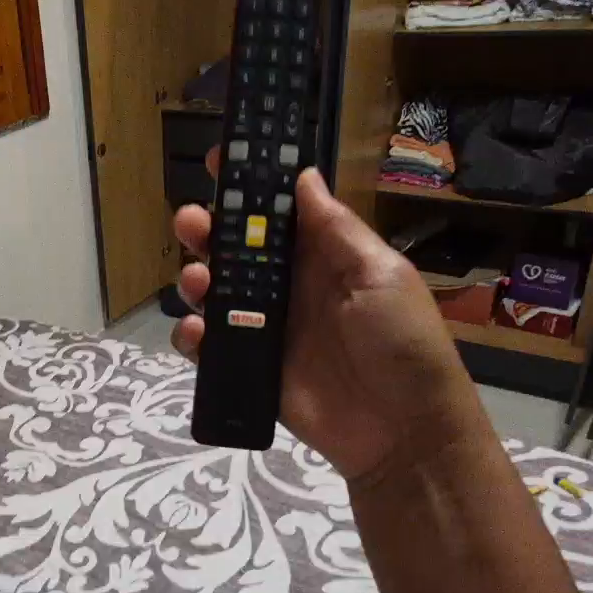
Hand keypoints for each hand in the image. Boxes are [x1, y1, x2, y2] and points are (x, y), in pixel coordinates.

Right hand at [171, 161, 485, 481]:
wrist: (401, 431)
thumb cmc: (401, 343)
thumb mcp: (379, 275)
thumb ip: (335, 230)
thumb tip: (302, 176)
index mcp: (322, 258)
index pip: (278, 213)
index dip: (249, 186)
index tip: (217, 160)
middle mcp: (289, 288)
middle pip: (235, 250)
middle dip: (207, 231)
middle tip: (191, 224)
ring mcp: (265, 329)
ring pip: (214, 295)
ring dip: (196, 281)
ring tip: (196, 283)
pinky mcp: (249, 368)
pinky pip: (209, 347)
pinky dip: (192, 338)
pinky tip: (196, 334)